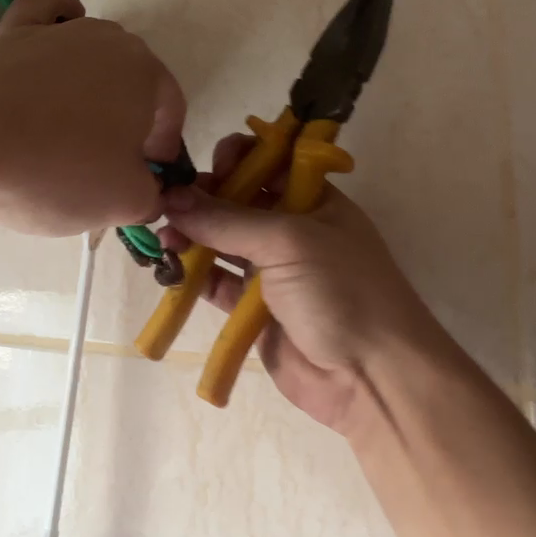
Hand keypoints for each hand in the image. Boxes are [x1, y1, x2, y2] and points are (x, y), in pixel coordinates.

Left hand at [0, 0, 184, 236]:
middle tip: (102, 164)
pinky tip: (56, 35)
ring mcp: (58, 28)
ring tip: (65, 127)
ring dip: (91, 86)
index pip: (171, 111)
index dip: (162, 151)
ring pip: (92, 52)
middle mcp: (108, 38)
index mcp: (146, 74)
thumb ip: (150, 196)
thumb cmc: (53, 171)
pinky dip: (58, 16)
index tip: (142, 182)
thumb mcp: (121, 202)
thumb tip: (148, 190)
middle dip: (127, 120)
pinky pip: (48, 9)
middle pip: (132, 81)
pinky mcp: (11, 29)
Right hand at [160, 133, 431, 433]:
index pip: (267, 162)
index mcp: (312, 199)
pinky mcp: (253, 309)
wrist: (373, 377)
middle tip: (169, 204)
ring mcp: (272, 270)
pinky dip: (191, 275)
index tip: (210, 168)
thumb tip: (173, 198)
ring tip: (162, 238)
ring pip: (220, 241)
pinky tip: (167, 268)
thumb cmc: (342, 291)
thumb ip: (228, 219)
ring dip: (189, 235)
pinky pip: (215, 283)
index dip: (237, 159)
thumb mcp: (289, 241)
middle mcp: (291, 228)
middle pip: (236, 200)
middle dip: (201, 198)